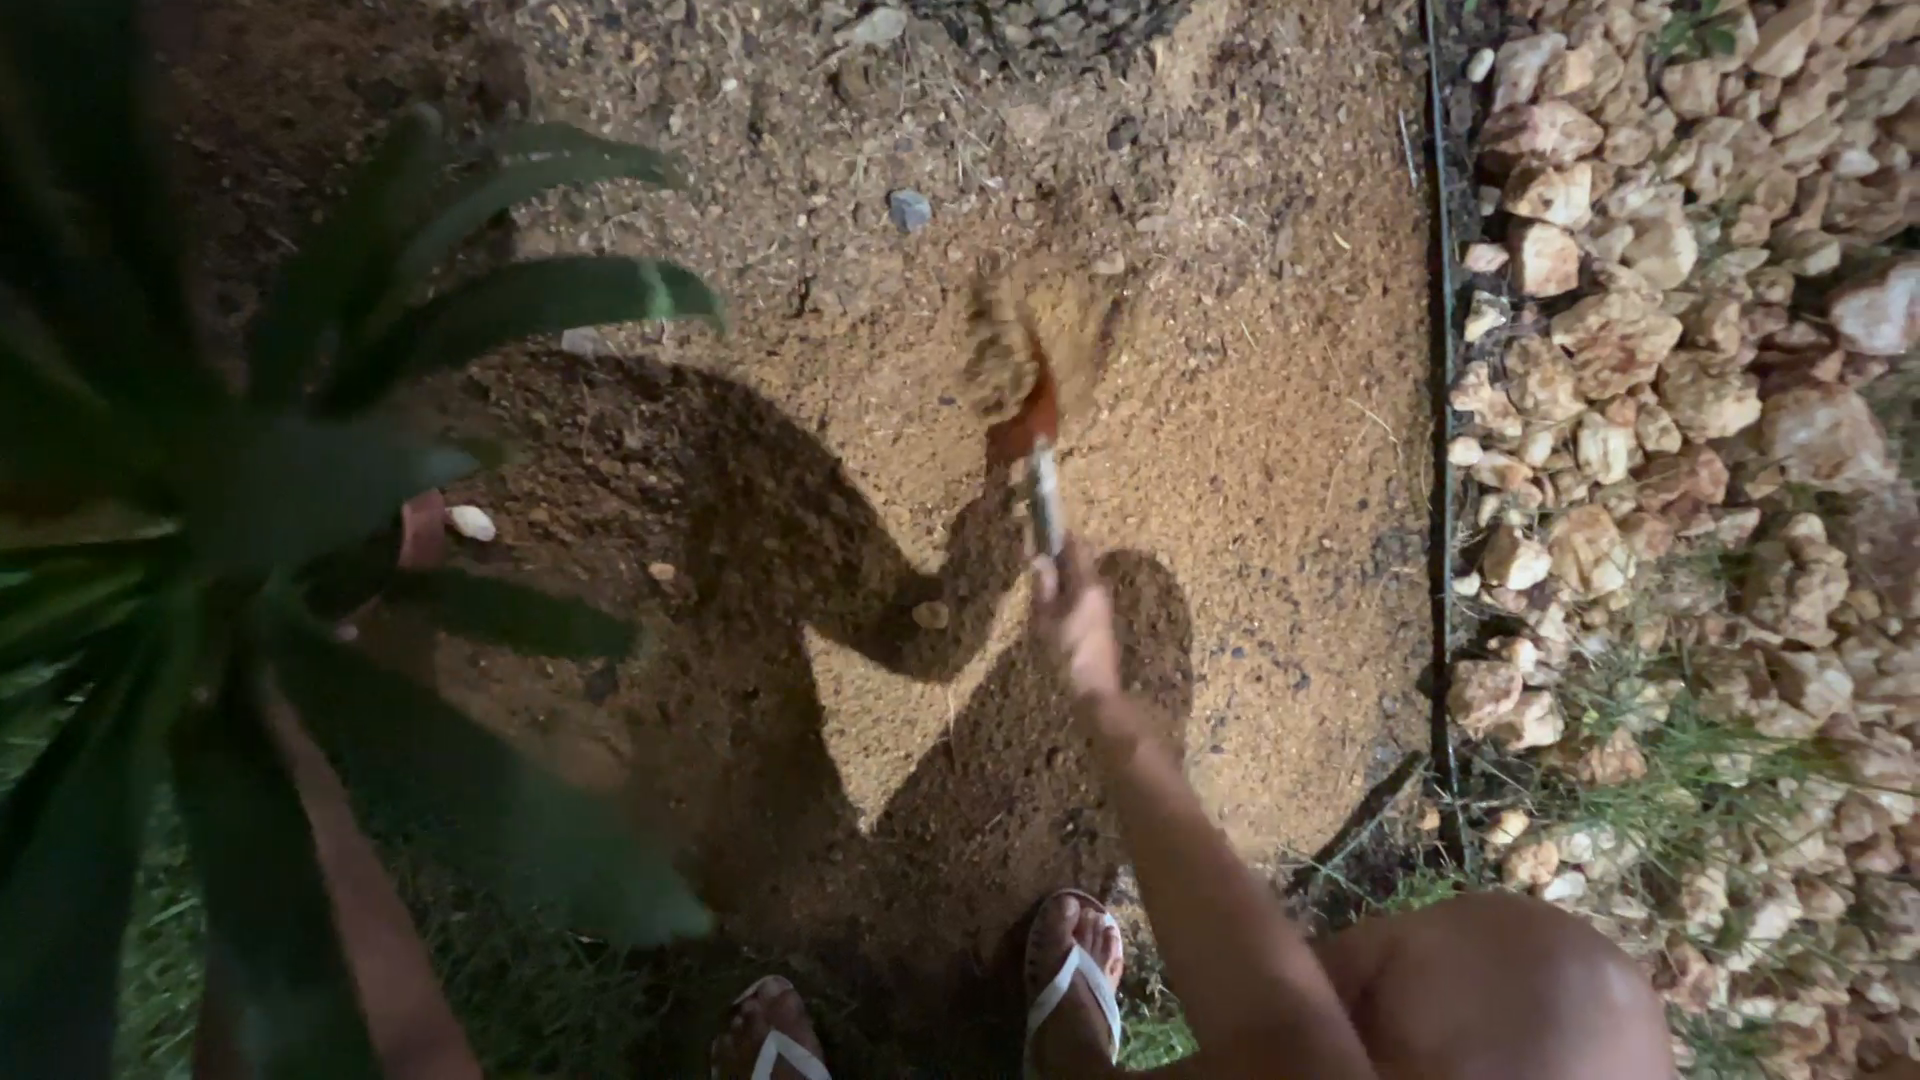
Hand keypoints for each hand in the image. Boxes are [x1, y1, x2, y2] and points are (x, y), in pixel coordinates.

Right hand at [1031, 535, 1121, 705]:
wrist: (1094, 689)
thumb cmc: (1066, 653)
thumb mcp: (1046, 618)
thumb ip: (1043, 585)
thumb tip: (1039, 557)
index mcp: (1086, 583)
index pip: (1074, 544)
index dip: (1055, 534)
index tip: (1035, 530)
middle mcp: (1098, 587)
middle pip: (1079, 557)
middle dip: (1056, 552)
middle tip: (1030, 555)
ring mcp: (1101, 602)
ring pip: (1080, 574)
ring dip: (1060, 571)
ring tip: (1036, 577)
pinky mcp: (1099, 617)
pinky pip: (1081, 589)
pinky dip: (1066, 586)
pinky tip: (1049, 600)